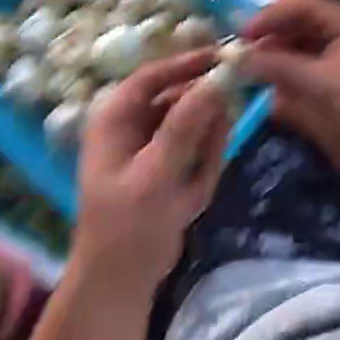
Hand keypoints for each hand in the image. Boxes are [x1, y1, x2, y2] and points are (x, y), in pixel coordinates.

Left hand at [71, 49, 229, 296]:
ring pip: (194, 127)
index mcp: (115, 117)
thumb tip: (216, 79)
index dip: (188, 63)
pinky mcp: (166, 165)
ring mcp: (150, 146)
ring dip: (204, 152)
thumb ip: (186, 125)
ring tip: (193, 186)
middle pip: (179, 99)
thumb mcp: (158, 173)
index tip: (225, 58)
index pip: (154, 75)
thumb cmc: (129, 225)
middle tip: (218, 140)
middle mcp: (131, 124)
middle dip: (202, 122)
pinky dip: (202, 169)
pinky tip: (191, 199)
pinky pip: (196, 151)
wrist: (121, 281)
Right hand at [242, 0, 339, 210]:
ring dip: (274, 63)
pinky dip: (286, 84)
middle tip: (240, 55)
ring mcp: (339, 64)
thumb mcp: (324, 83)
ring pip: (298, 54)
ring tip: (248, 73)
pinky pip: (303, 78)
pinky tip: (269, 94)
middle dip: (270, 41)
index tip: (242, 34)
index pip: (303, 6)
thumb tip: (240, 56)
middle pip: (298, 29)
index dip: (271, 17)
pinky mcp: (335, 90)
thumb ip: (281, 66)